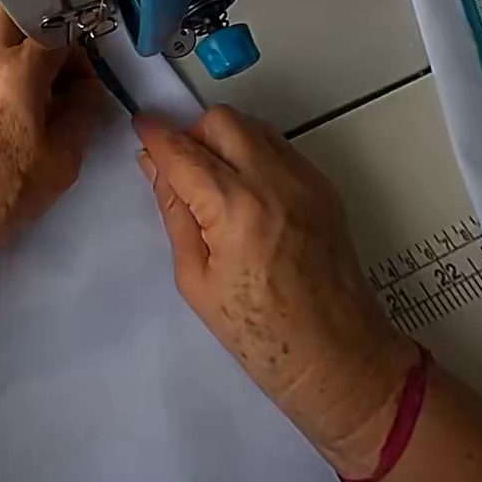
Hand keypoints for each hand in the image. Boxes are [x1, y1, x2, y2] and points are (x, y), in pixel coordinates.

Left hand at [0, 8, 105, 318]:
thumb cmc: (7, 187)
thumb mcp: (65, 155)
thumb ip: (81, 111)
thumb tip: (85, 89)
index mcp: (19, 69)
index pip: (56, 35)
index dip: (76, 52)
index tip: (82, 79)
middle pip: (9, 12)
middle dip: (35, 26)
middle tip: (50, 61)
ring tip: (12, 57)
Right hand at [135, 106, 419, 476]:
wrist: (342, 360)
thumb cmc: (258, 332)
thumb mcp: (193, 276)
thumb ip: (173, 210)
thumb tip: (154, 164)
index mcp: (234, 209)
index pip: (181, 151)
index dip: (154, 134)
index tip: (139, 125)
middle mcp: (272, 183)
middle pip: (219, 121)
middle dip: (191, 133)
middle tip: (182, 166)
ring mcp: (304, 181)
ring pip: (250, 125)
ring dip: (222, 138)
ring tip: (215, 179)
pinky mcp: (323, 186)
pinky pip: (276, 145)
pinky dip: (251, 152)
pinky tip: (246, 191)